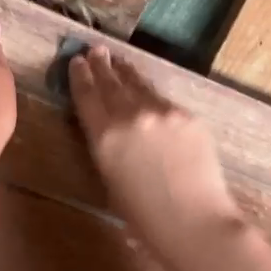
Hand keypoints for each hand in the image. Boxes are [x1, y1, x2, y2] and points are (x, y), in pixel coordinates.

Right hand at [69, 47, 244, 251]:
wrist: (193, 220)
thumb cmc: (143, 217)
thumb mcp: (110, 179)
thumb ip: (107, 147)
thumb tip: (111, 129)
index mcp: (104, 136)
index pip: (87, 96)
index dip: (80, 76)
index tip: (76, 61)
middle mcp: (130, 116)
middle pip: (111, 83)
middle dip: (100, 65)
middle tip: (94, 50)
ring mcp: (161, 112)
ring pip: (138, 84)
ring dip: (125, 71)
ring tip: (117, 60)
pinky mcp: (186, 116)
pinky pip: (163, 99)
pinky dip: (150, 92)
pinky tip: (147, 90)